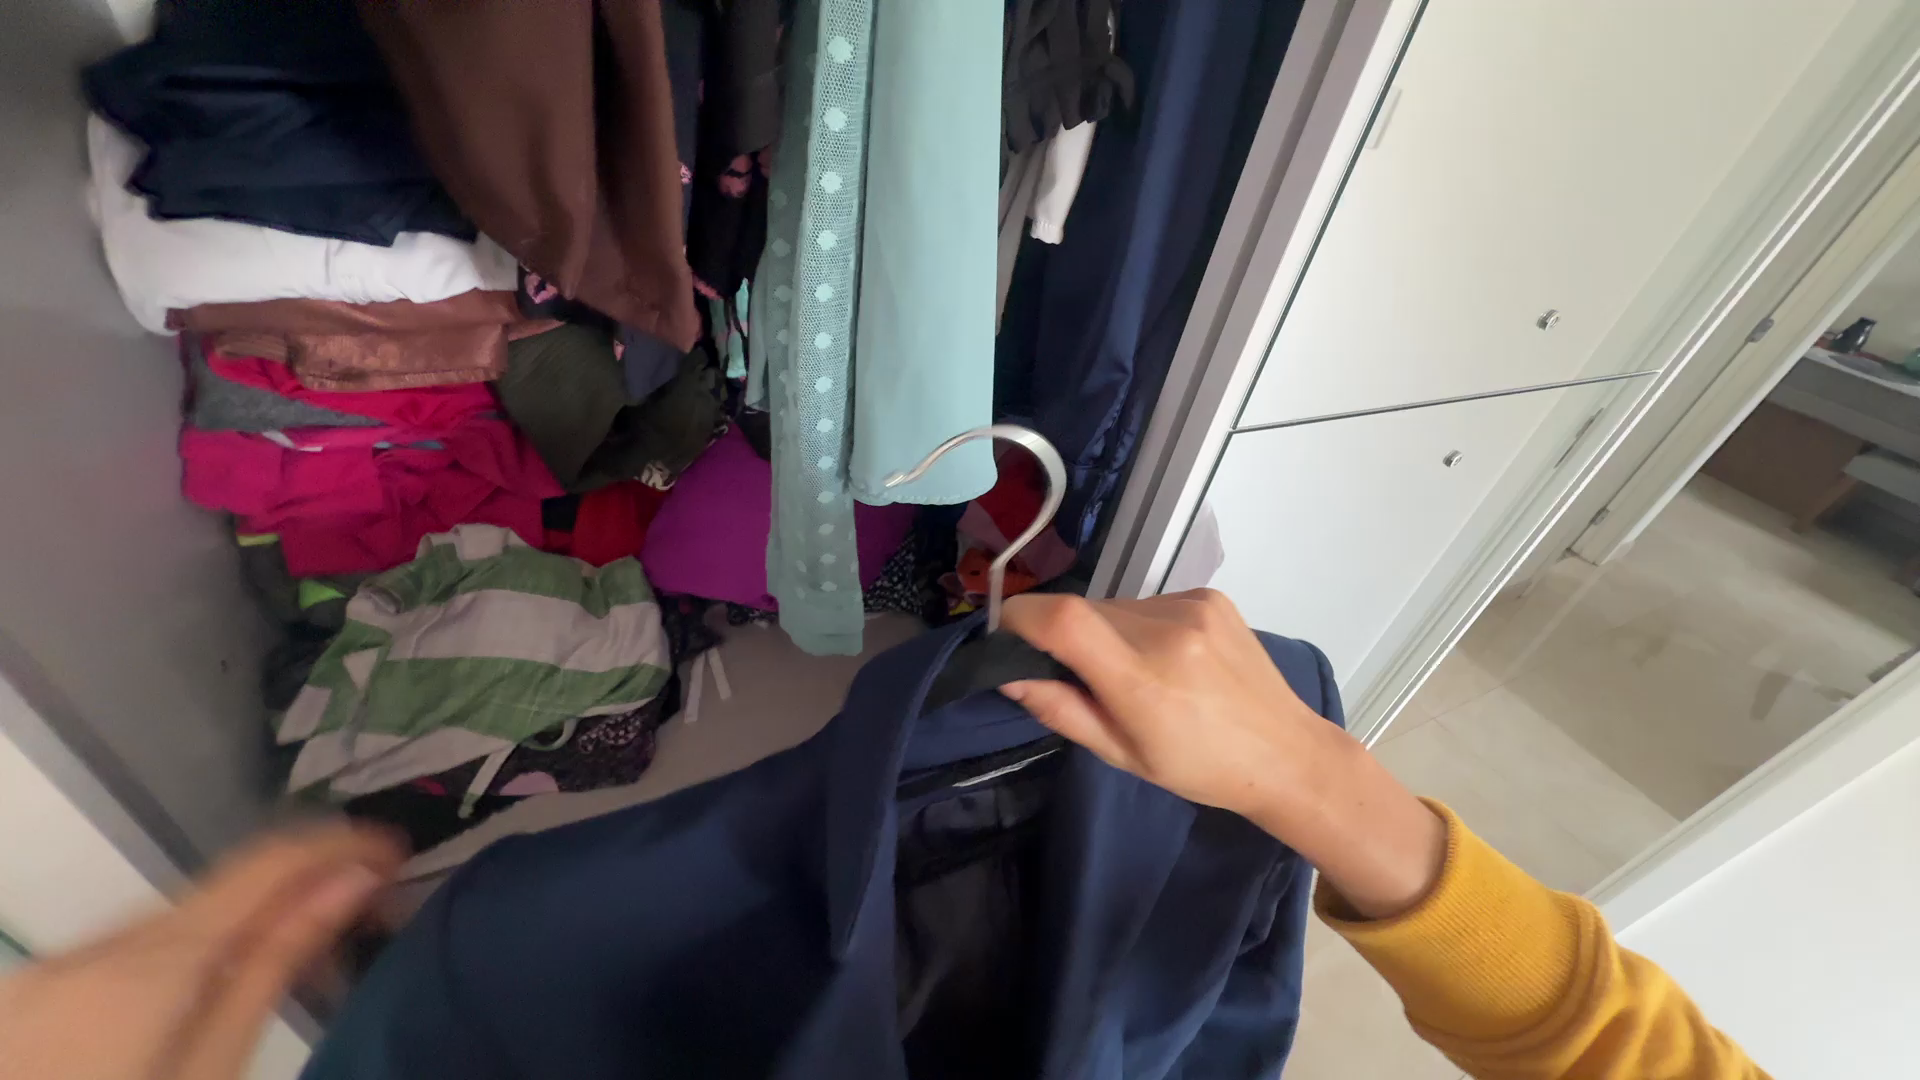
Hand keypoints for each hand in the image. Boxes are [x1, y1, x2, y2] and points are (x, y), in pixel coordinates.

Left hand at [0, 823, 403, 1079]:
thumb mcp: (213, 1069)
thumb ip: (278, 962)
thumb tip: (354, 877)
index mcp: (141, 965)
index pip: (270, 862)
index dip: (343, 843)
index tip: (398, 852)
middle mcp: (87, 950)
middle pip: (223, 885)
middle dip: (302, 882)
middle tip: (369, 903)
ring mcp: (40, 976)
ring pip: (180, 913)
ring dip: (252, 912)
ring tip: (305, 941)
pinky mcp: (22, 1002)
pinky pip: (133, 947)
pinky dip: (195, 945)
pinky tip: (220, 977)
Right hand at [1000, 590, 1445, 918]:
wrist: (1287, 753)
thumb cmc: (1198, 768)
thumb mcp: (1121, 755)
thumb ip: (1060, 709)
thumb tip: (1008, 672)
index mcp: (1143, 680)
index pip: (1063, 619)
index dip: (1020, 617)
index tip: (1004, 635)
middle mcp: (1167, 630)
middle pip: (1082, 609)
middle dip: (1062, 634)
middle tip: (1078, 673)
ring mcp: (1193, 606)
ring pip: (1112, 605)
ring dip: (1103, 630)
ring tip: (1133, 670)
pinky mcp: (1209, 595)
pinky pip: (1145, 601)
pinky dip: (1137, 624)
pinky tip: (1166, 655)